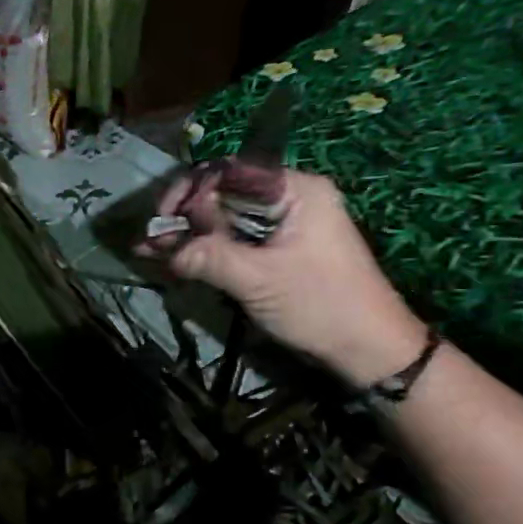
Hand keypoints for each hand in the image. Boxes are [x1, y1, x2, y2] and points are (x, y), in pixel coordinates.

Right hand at [139, 169, 427, 386]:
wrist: (370, 350)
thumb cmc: (321, 307)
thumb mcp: (259, 280)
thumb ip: (209, 257)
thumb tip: (161, 246)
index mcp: (296, 190)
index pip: (231, 173)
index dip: (190, 191)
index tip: (162, 219)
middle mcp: (291, 199)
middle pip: (227, 195)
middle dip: (187, 217)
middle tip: (153, 242)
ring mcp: (288, 227)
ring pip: (229, 221)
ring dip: (194, 237)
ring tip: (155, 253)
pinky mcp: (282, 253)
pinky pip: (240, 243)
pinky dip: (211, 252)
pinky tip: (180, 262)